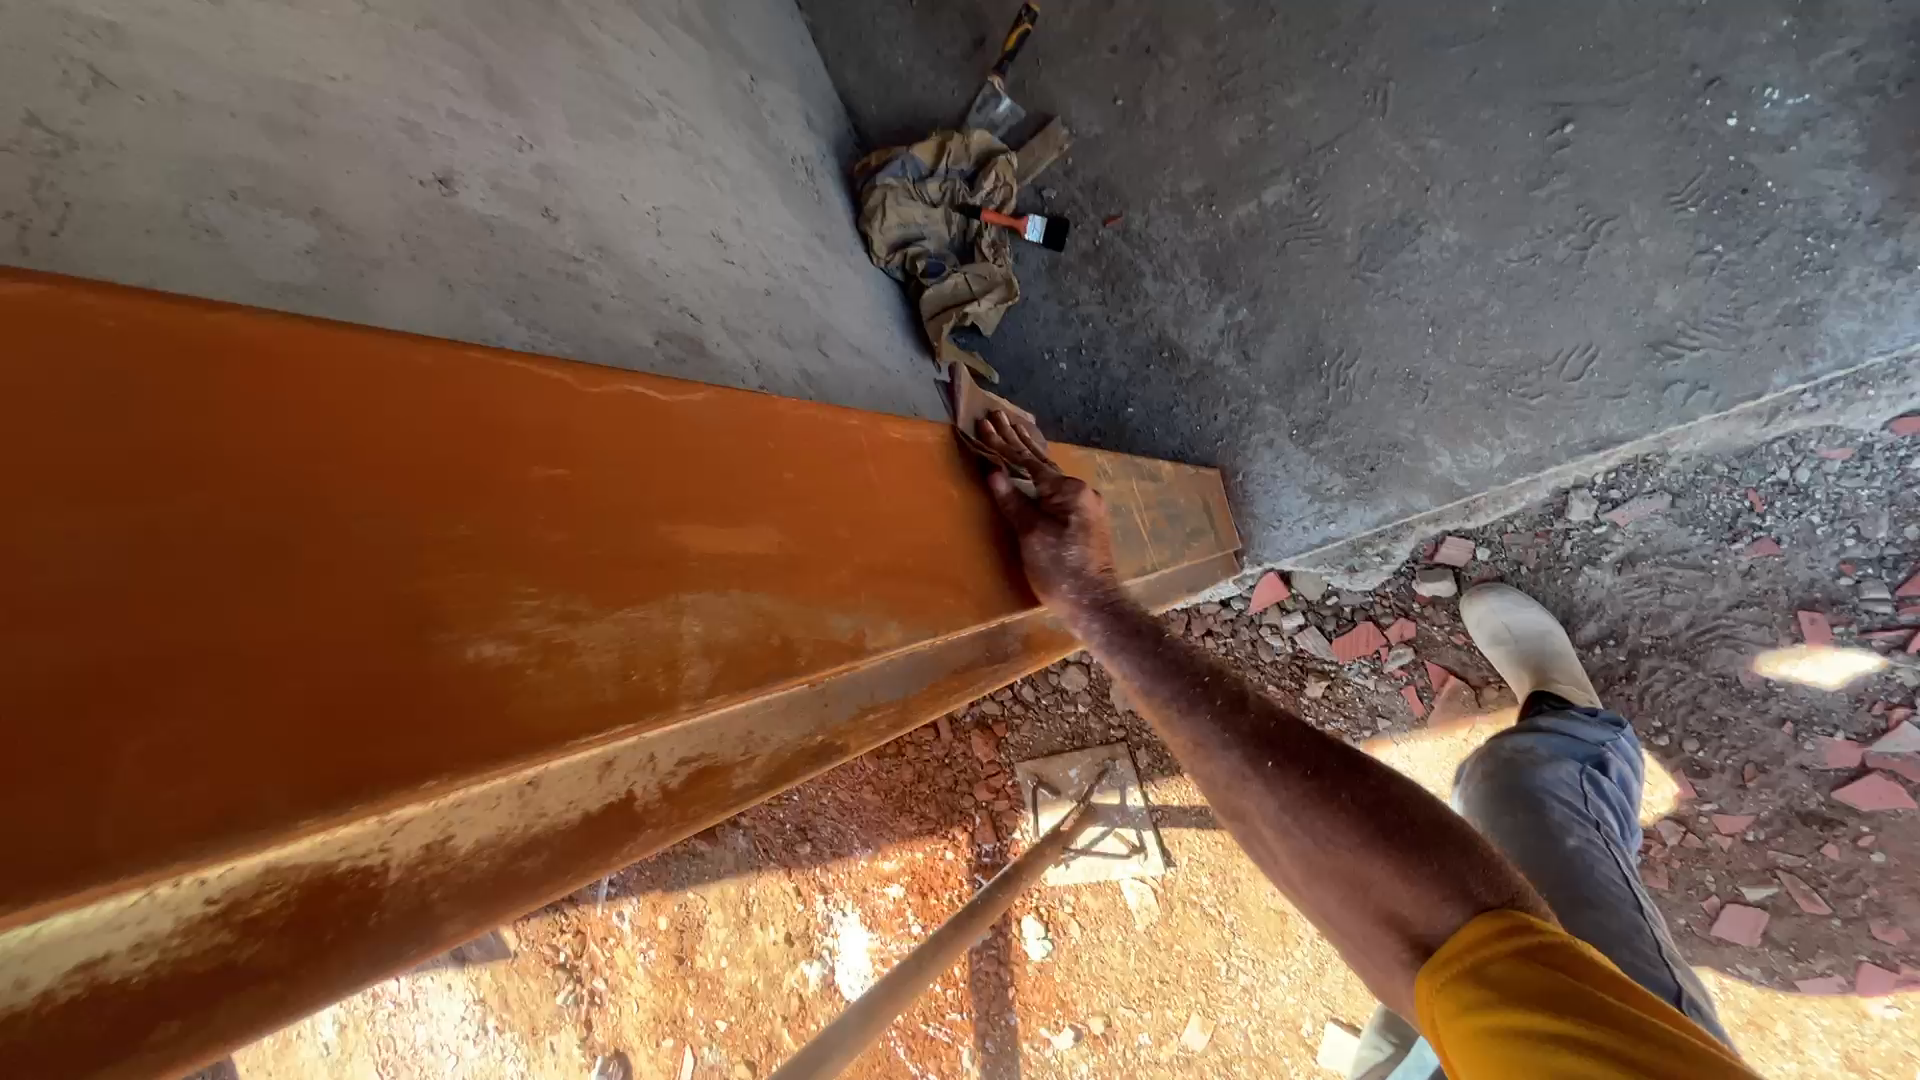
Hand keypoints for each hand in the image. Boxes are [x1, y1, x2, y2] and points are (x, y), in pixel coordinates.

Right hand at [974, 410, 1120, 614]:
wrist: (1094, 603)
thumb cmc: (1060, 570)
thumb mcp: (1030, 535)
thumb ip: (1012, 501)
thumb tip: (994, 472)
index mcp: (1069, 490)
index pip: (1028, 461)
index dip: (1003, 444)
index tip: (984, 423)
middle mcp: (1081, 491)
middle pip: (1040, 462)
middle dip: (1015, 439)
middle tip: (996, 415)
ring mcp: (1085, 505)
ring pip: (1049, 474)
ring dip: (1028, 453)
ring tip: (1013, 428)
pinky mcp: (1083, 519)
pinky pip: (1056, 488)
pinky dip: (1039, 475)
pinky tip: (1033, 468)